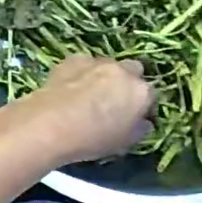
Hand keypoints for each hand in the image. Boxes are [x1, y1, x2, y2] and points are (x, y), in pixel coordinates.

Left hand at [0, 56, 157, 165]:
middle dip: (127, 82)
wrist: (50, 124)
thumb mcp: (124, 142)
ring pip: (107, 65)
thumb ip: (139, 129)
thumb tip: (144, 122)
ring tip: (88, 93)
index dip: (143, 106)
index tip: (133, 116)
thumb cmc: (92, 139)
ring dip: (103, 75)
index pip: (150, 95)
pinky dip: (81, 72)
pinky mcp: (72, 60)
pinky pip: (83, 64)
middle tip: (113, 100)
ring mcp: (96, 63)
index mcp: (141, 92)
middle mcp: (122, 71)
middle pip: (132, 71)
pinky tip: (71, 86)